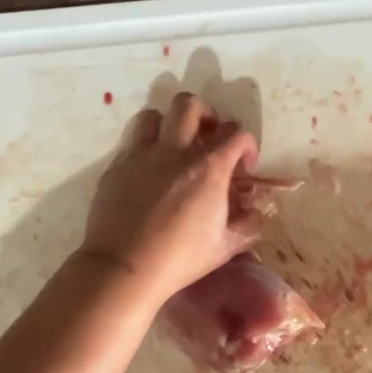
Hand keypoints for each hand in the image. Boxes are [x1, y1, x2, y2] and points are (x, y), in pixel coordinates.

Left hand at [79, 93, 261, 299]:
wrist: (124, 267)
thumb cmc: (180, 258)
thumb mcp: (225, 246)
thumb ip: (248, 224)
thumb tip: (256, 211)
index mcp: (209, 167)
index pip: (235, 132)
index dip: (246, 144)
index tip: (244, 166)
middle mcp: (175, 150)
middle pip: (190, 105)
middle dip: (205, 115)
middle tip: (208, 138)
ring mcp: (141, 154)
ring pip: (155, 115)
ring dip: (169, 125)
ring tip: (174, 146)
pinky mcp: (116, 166)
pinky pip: (132, 142)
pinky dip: (146, 148)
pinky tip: (149, 172)